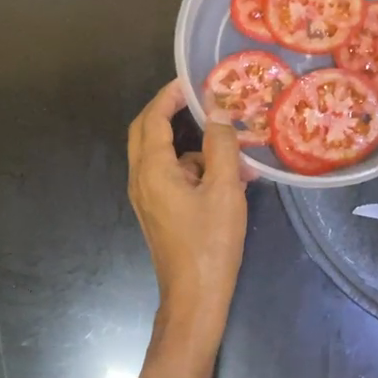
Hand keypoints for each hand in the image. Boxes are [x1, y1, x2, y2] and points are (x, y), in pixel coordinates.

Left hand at [127, 82, 248, 342]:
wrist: (195, 297)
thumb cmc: (210, 242)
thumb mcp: (224, 189)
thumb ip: (221, 144)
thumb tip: (217, 108)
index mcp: (151, 170)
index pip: (152, 118)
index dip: (169, 94)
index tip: (192, 80)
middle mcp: (141, 179)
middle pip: (147, 132)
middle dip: (170, 113)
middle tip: (199, 100)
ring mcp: (147, 198)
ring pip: (164, 157)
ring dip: (194, 148)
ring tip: (236, 153)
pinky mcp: (158, 212)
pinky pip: (172, 178)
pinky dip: (196, 171)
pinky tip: (231, 180)